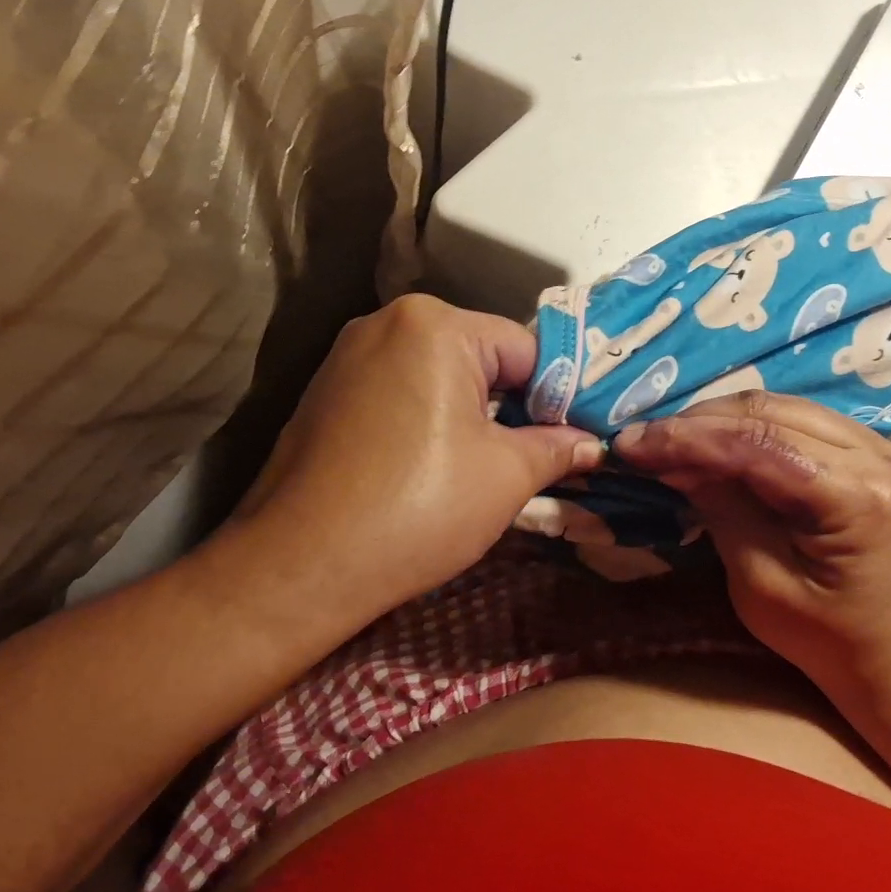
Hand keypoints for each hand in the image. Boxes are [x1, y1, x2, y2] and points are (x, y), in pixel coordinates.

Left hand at [223, 295, 602, 620]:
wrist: (298, 569)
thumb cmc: (417, 508)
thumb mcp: (507, 476)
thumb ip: (558, 448)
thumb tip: (592, 444)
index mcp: (434, 324)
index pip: (525, 349)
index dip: (556, 397)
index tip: (572, 442)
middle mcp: (386, 323)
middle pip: (481, 359)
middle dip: (511, 408)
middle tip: (534, 461)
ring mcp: (347, 358)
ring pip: (441, 379)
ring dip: (471, 419)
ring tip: (485, 473)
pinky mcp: (325, 394)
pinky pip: (401, 395)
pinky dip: (428, 424)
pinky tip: (431, 472)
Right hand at [612, 392, 890, 690]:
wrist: (877, 639)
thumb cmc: (818, 630)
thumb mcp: (758, 583)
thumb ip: (721, 509)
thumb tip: (669, 458)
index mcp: (856, 499)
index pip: (760, 447)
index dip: (690, 439)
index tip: (632, 444)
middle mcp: (872, 455)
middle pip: (768, 414)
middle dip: (696, 423)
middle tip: (640, 441)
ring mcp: (871, 440)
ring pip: (774, 404)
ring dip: (714, 418)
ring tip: (665, 439)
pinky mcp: (858, 438)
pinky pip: (787, 413)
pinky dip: (739, 423)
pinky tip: (705, 437)